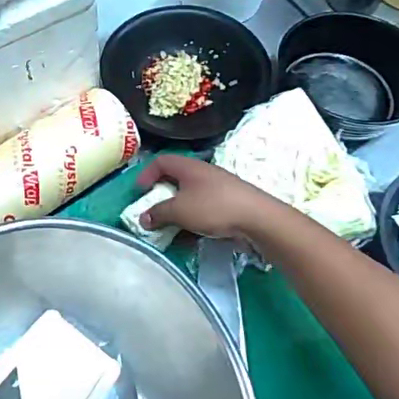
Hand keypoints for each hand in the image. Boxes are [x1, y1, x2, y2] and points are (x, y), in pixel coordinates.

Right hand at [135, 155, 285, 240]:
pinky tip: (191, 237)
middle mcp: (202, 173)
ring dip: (177, 212)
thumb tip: (144, 218)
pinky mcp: (228, 204)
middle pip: (175, 180)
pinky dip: (193, 221)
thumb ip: (158, 213)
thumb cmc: (213, 207)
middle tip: (153, 211)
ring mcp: (217, 189)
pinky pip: (203, 210)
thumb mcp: (179, 211)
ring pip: (189, 197)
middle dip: (161, 197)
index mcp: (188, 167)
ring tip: (170, 229)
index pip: (161, 161)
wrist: (258, 219)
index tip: (139, 192)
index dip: (146, 174)